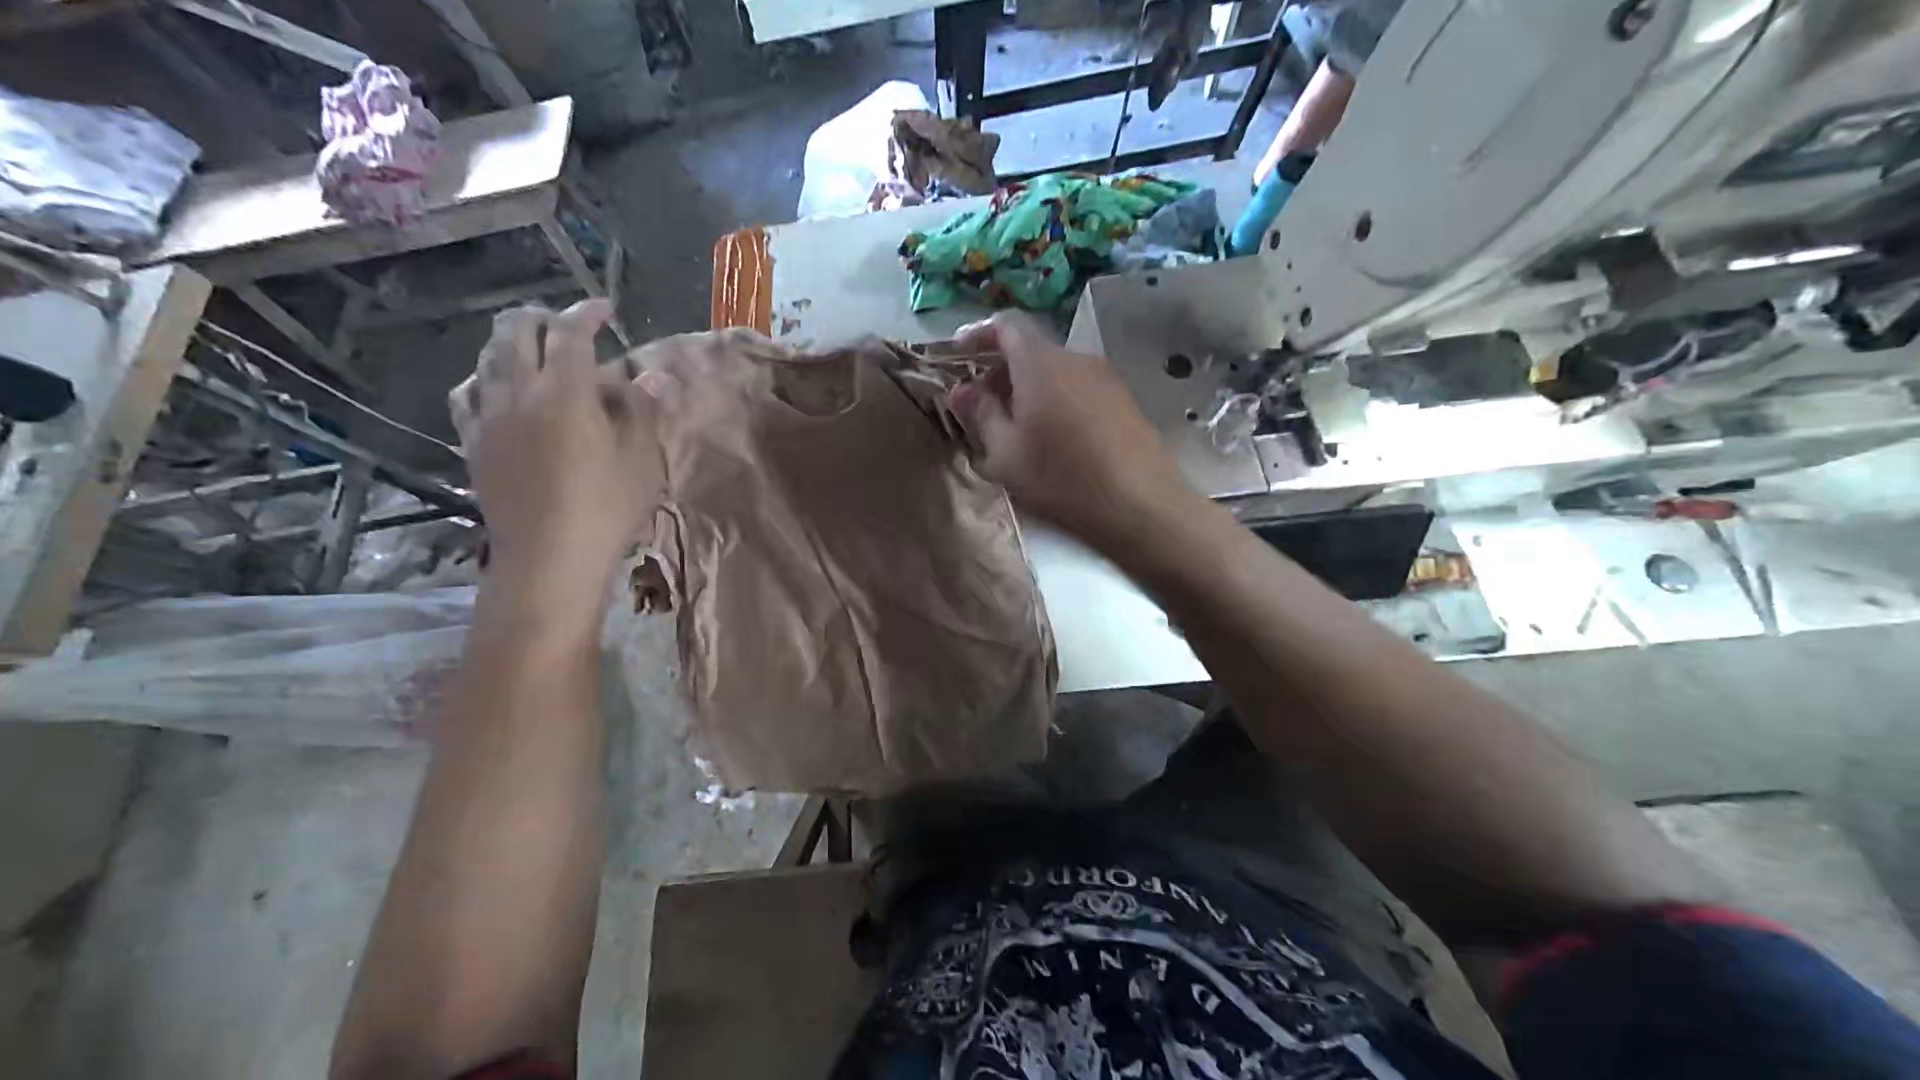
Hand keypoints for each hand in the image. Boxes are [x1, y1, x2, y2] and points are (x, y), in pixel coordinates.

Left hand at [449, 299, 664, 607]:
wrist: (548, 558)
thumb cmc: (606, 508)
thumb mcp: (641, 460)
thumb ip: (642, 410)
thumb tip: (652, 374)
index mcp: (566, 393)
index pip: (571, 333)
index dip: (588, 312)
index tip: (606, 308)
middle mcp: (519, 392)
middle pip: (516, 331)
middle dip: (542, 317)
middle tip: (568, 325)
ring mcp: (488, 417)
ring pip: (488, 357)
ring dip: (512, 341)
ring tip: (536, 350)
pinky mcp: (473, 442)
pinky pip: (469, 393)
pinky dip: (486, 377)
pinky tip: (497, 387)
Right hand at [945, 312, 1199, 544]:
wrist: (1140, 502)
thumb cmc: (1062, 477)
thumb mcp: (1005, 453)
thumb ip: (980, 414)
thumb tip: (961, 390)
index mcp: (1040, 363)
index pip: (1006, 325)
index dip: (979, 335)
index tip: (959, 356)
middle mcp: (1075, 358)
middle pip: (1031, 349)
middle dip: (1001, 370)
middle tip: (981, 405)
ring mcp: (1105, 377)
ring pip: (1055, 371)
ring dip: (1029, 388)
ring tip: (1015, 427)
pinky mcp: (1123, 399)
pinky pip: (1077, 387)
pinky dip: (1055, 399)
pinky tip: (1052, 436)